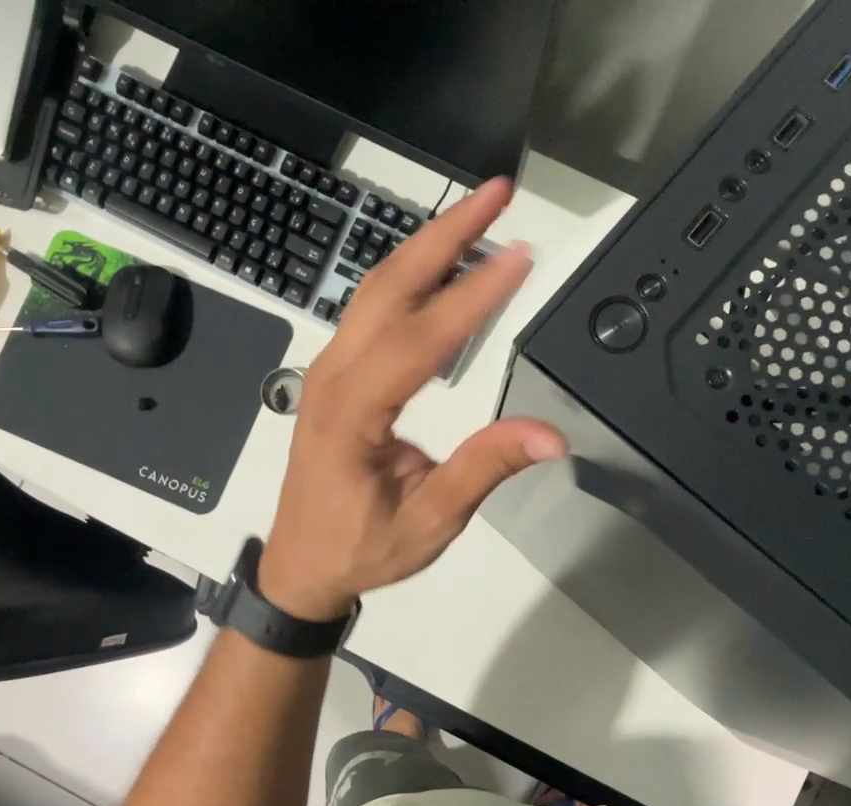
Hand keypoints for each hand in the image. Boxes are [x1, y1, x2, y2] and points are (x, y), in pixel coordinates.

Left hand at [257, 178, 565, 619]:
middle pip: (388, 287)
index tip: (519, 257)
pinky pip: (369, 311)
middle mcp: (333, 378)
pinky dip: (408, 277)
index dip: (473, 295)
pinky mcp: (332, 377)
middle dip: (445, 234)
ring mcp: (327, 373)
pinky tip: (440, 268)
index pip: (419, 338)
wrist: (301, 567)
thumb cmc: (360, 549)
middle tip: (499, 194)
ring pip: (374, 290)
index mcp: (353, 414)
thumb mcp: (428, 521)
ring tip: (479, 216)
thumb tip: (549, 436)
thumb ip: (483, 470)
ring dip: (426, 247)